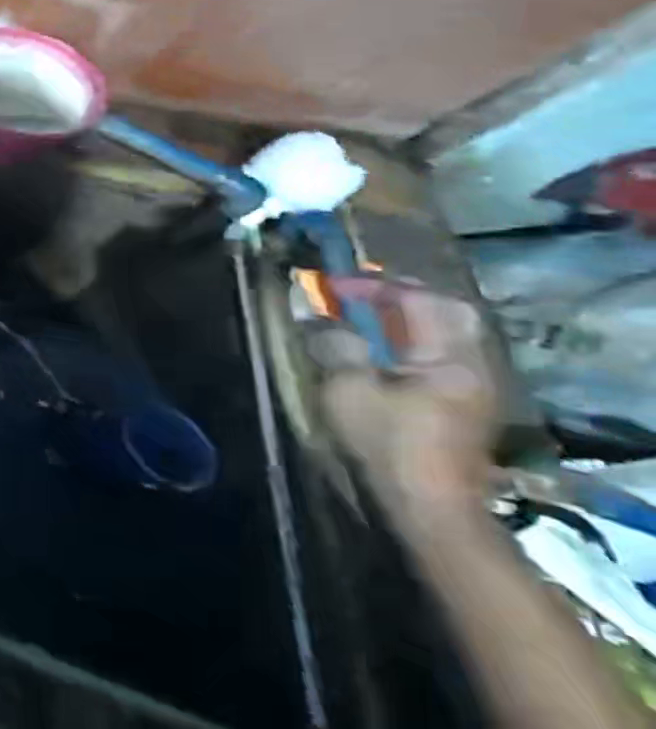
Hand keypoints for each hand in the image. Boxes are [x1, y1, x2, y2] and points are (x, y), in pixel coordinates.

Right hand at [307, 279, 498, 512]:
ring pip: (445, 337)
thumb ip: (336, 345)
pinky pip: (439, 359)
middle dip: (402, 297)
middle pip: (447, 314)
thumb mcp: (348, 389)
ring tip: (360, 318)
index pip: (420, 301)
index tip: (331, 284)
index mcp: (451, 359)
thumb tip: (317, 316)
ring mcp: (473, 390)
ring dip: (405, 321)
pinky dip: (408, 344)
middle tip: (357, 293)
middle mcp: (473, 368)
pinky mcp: (462, 408)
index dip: (374, 286)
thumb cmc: (386, 442)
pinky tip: (377, 352)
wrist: (427, 505)